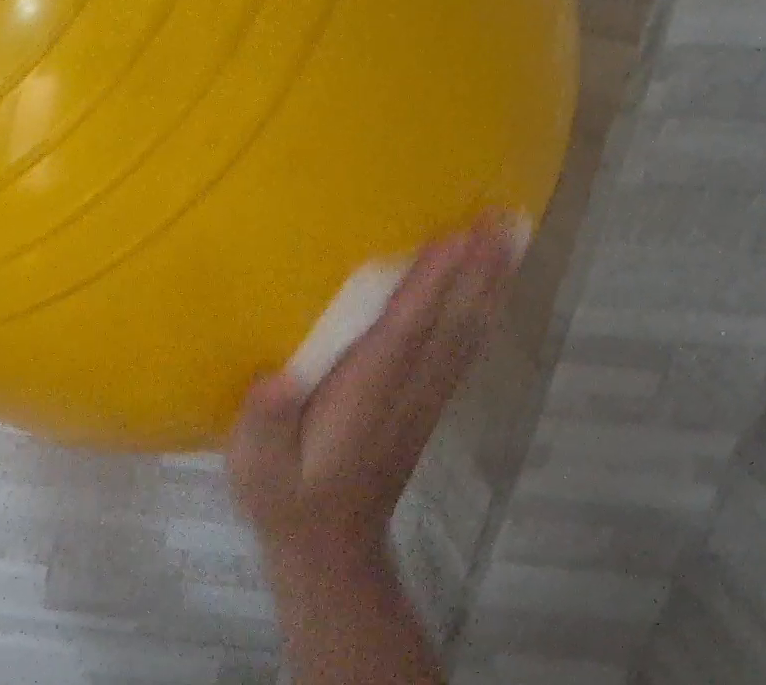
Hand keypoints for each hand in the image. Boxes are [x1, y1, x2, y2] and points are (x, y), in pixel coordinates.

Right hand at [229, 219, 519, 567]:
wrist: (328, 547)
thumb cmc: (282, 495)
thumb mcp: (257, 465)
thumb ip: (264, 422)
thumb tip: (276, 378)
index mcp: (362, 401)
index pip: (402, 334)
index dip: (427, 287)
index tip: (453, 238)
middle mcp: (403, 396)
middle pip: (450, 327)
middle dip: (478, 272)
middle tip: (504, 218)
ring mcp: (420, 403)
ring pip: (463, 336)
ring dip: (489, 286)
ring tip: (508, 237)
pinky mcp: (421, 406)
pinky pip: (458, 350)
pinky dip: (477, 312)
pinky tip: (485, 289)